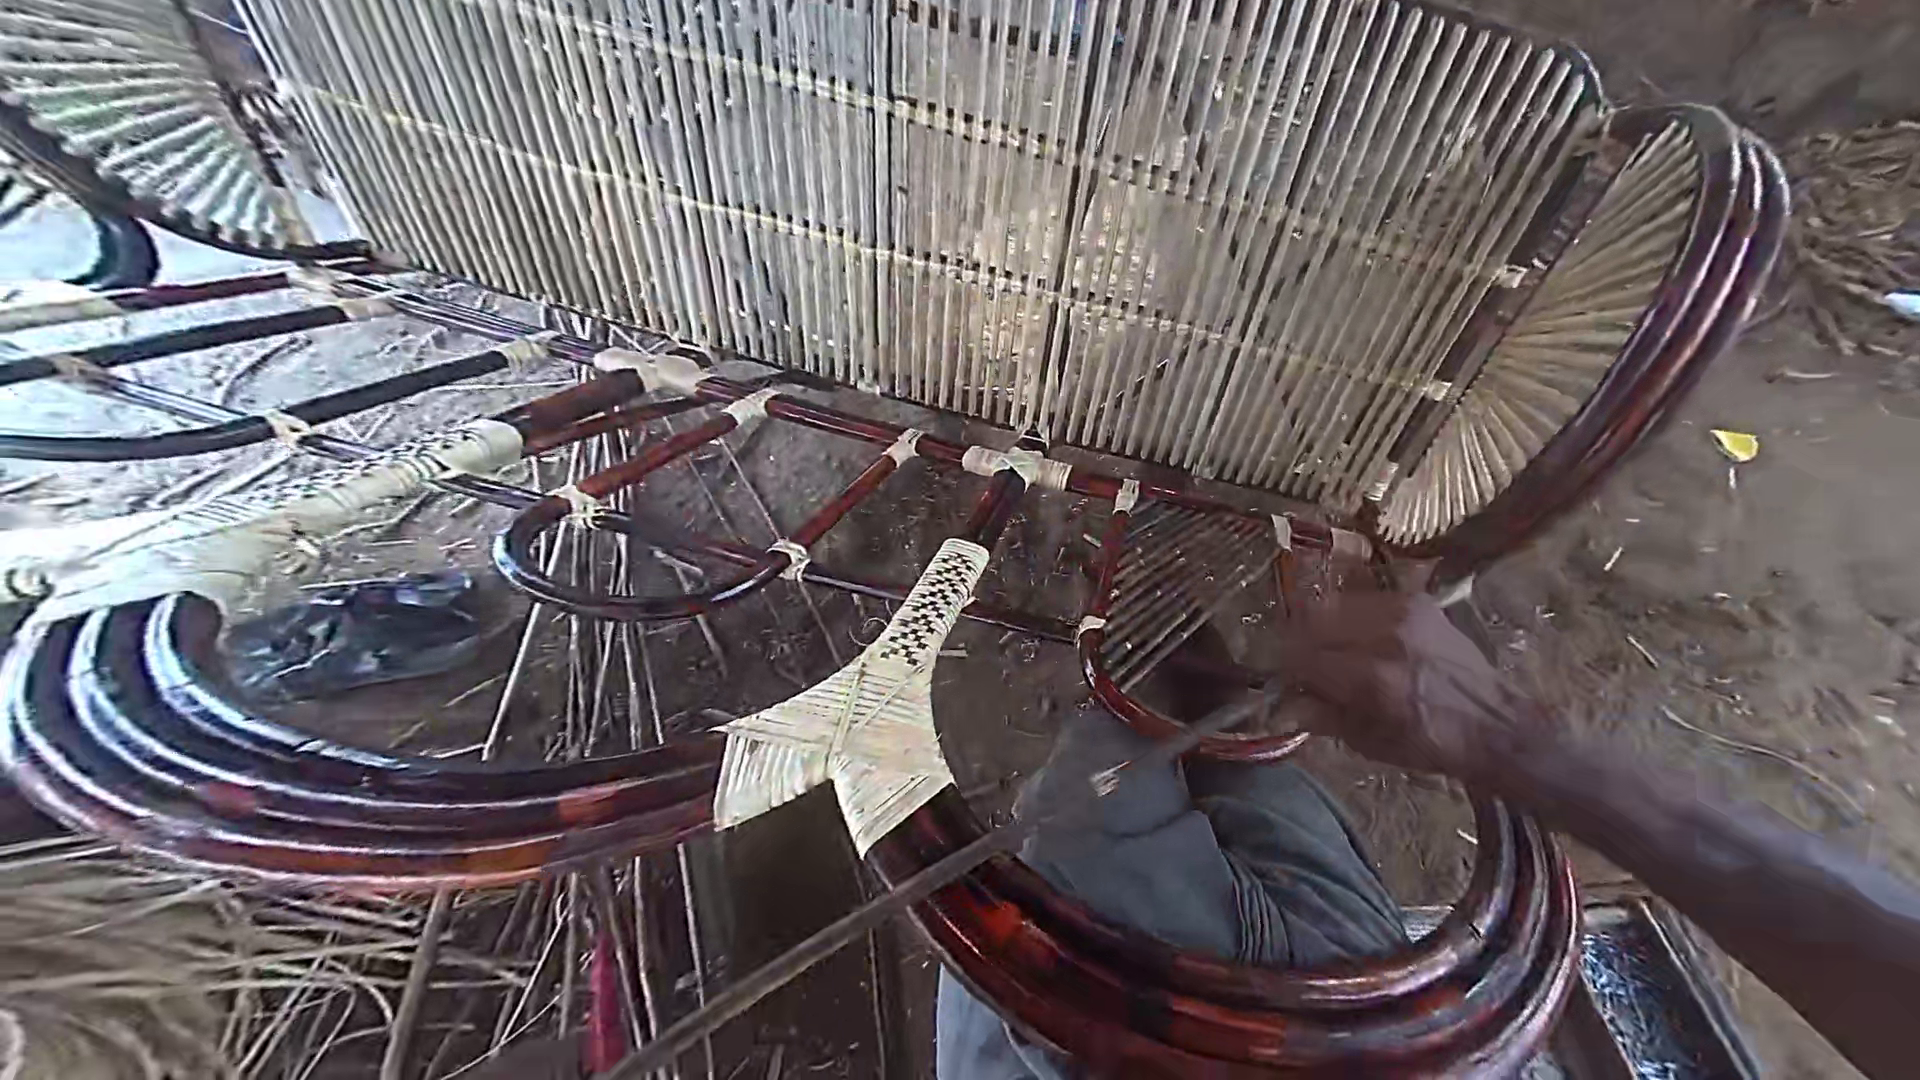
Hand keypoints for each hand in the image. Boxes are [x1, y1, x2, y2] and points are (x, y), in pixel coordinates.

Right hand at [1281, 587, 1536, 779]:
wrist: (1497, 727)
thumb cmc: (1428, 743)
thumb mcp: (1365, 742)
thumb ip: (1318, 715)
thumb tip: (1278, 702)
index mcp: (1371, 680)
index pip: (1299, 657)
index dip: (1283, 667)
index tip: (1282, 677)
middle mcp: (1384, 639)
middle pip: (1308, 625)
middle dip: (1297, 644)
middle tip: (1302, 662)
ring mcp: (1401, 614)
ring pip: (1330, 607)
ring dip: (1320, 627)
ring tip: (1328, 647)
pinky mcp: (1415, 602)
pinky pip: (1360, 600)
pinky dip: (1349, 616)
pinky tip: (1357, 635)